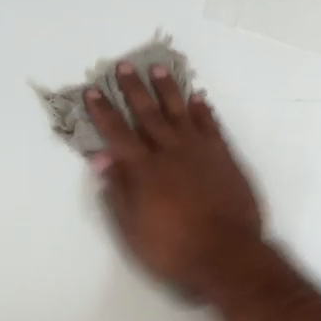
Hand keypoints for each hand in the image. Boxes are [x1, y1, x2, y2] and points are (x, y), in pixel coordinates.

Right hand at [86, 63, 265, 297]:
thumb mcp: (134, 228)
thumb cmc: (174, 249)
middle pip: (148, 114)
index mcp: (144, 170)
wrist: (227, 255)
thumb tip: (101, 157)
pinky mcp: (224, 157)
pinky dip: (203, 110)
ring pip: (180, 112)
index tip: (93, 91)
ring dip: (168, 90)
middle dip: (133, 90)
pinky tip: (198, 98)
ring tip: (158, 69)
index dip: (104, 111)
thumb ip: (118, 190)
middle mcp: (170, 152)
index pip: (118, 134)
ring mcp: (200, 152)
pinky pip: (211, 125)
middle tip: (124, 66)